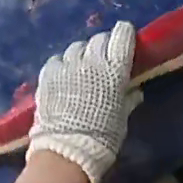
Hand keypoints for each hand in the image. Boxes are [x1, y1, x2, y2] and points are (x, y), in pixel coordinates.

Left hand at [27, 21, 139, 182]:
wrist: (66, 149)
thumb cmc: (102, 137)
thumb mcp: (121, 118)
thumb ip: (127, 99)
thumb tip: (134, 90)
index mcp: (114, 71)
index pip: (121, 37)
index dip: (124, 33)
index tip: (125, 34)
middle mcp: (90, 62)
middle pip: (98, 39)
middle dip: (103, 44)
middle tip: (104, 55)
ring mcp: (66, 66)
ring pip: (76, 47)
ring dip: (82, 53)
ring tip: (82, 65)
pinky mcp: (47, 74)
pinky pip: (57, 60)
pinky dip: (62, 64)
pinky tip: (64, 74)